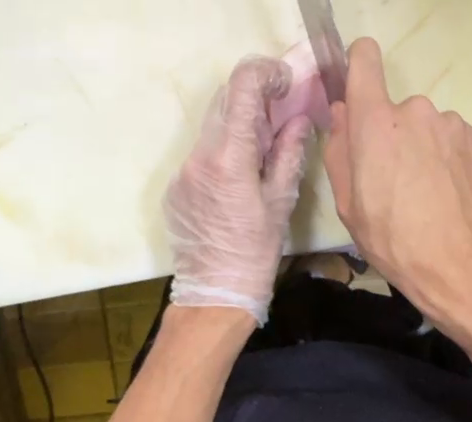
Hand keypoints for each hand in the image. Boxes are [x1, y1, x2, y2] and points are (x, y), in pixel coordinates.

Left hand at [164, 57, 313, 324]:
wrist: (213, 297)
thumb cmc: (253, 257)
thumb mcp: (280, 204)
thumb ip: (289, 154)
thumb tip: (297, 121)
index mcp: (228, 157)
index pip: (242, 84)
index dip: (266, 74)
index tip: (284, 87)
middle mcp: (198, 158)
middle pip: (224, 102)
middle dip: (253, 104)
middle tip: (277, 126)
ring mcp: (181, 175)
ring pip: (211, 132)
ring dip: (236, 132)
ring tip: (258, 163)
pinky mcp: (174, 192)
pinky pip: (199, 160)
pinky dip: (220, 159)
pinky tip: (234, 189)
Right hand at [324, 39, 471, 309]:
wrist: (454, 261)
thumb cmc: (391, 239)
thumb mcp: (348, 206)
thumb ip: (340, 153)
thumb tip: (341, 116)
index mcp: (375, 123)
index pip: (364, 61)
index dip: (358, 71)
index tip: (357, 97)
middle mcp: (413, 110)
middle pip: (392, 110)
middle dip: (387, 137)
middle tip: (388, 183)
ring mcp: (448, 121)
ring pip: (422, 127)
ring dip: (417, 149)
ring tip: (419, 193)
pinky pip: (446, 138)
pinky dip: (441, 158)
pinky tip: (441, 193)